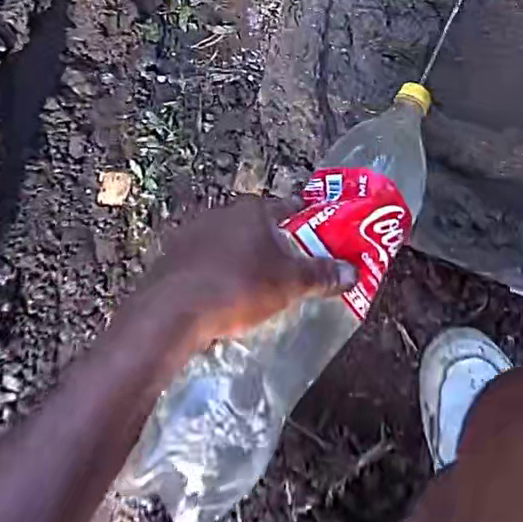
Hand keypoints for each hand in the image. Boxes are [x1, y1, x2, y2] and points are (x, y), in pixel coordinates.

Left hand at [139, 197, 356, 344]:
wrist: (170, 313)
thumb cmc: (237, 287)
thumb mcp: (289, 284)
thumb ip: (321, 275)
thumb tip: (353, 272)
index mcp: (252, 210)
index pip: (289, 208)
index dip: (306, 224)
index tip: (318, 240)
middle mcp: (221, 212)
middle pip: (257, 226)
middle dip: (274, 245)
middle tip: (290, 270)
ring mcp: (192, 234)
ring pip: (228, 243)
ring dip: (242, 260)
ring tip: (256, 288)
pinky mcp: (170, 258)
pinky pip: (204, 263)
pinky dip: (216, 275)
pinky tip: (222, 299)